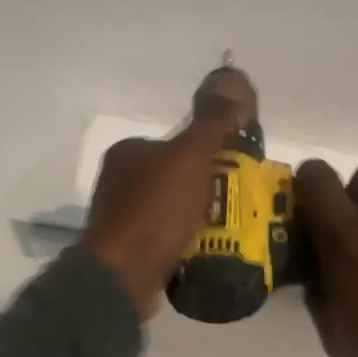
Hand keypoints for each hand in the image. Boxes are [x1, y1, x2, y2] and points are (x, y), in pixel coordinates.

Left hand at [82, 71, 252, 318]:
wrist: (123, 276)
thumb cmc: (155, 210)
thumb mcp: (190, 157)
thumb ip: (212, 122)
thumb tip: (232, 80)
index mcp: (127, 153)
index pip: (176, 145)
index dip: (209, 155)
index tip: (236, 172)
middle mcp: (119, 184)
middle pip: (178, 181)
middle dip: (209, 192)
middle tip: (238, 205)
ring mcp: (123, 221)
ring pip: (174, 214)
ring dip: (201, 222)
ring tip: (229, 231)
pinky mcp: (130, 254)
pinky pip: (168, 243)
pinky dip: (187, 246)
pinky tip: (206, 252)